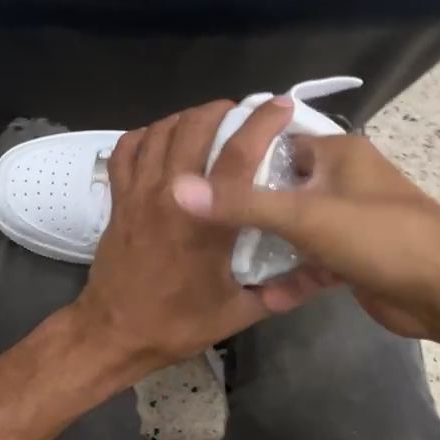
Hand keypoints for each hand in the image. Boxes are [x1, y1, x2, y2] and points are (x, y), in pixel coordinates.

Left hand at [68, 98, 326, 376]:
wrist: (114, 333)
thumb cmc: (176, 324)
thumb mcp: (238, 313)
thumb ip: (283, 291)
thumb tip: (326, 272)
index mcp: (208, 222)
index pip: (238, 154)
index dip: (262, 121)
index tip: (280, 105)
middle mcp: (171, 196)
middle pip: (194, 127)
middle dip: (222, 110)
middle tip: (240, 114)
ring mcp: (138, 195)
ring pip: (159, 132)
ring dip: (185, 118)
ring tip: (206, 122)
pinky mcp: (118, 201)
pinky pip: (125, 151)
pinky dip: (143, 136)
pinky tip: (160, 140)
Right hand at [170, 130, 439, 339]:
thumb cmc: (381, 238)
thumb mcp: (305, 216)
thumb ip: (242, 203)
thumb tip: (177, 189)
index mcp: (337, 154)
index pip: (276, 142)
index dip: (237, 157)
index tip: (194, 176)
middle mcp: (341, 181)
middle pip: (279, 188)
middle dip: (244, 209)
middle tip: (199, 227)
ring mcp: (348, 222)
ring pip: (294, 229)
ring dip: (266, 248)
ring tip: (222, 262)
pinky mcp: (353, 259)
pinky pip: (312, 262)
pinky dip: (292, 278)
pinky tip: (265, 298)